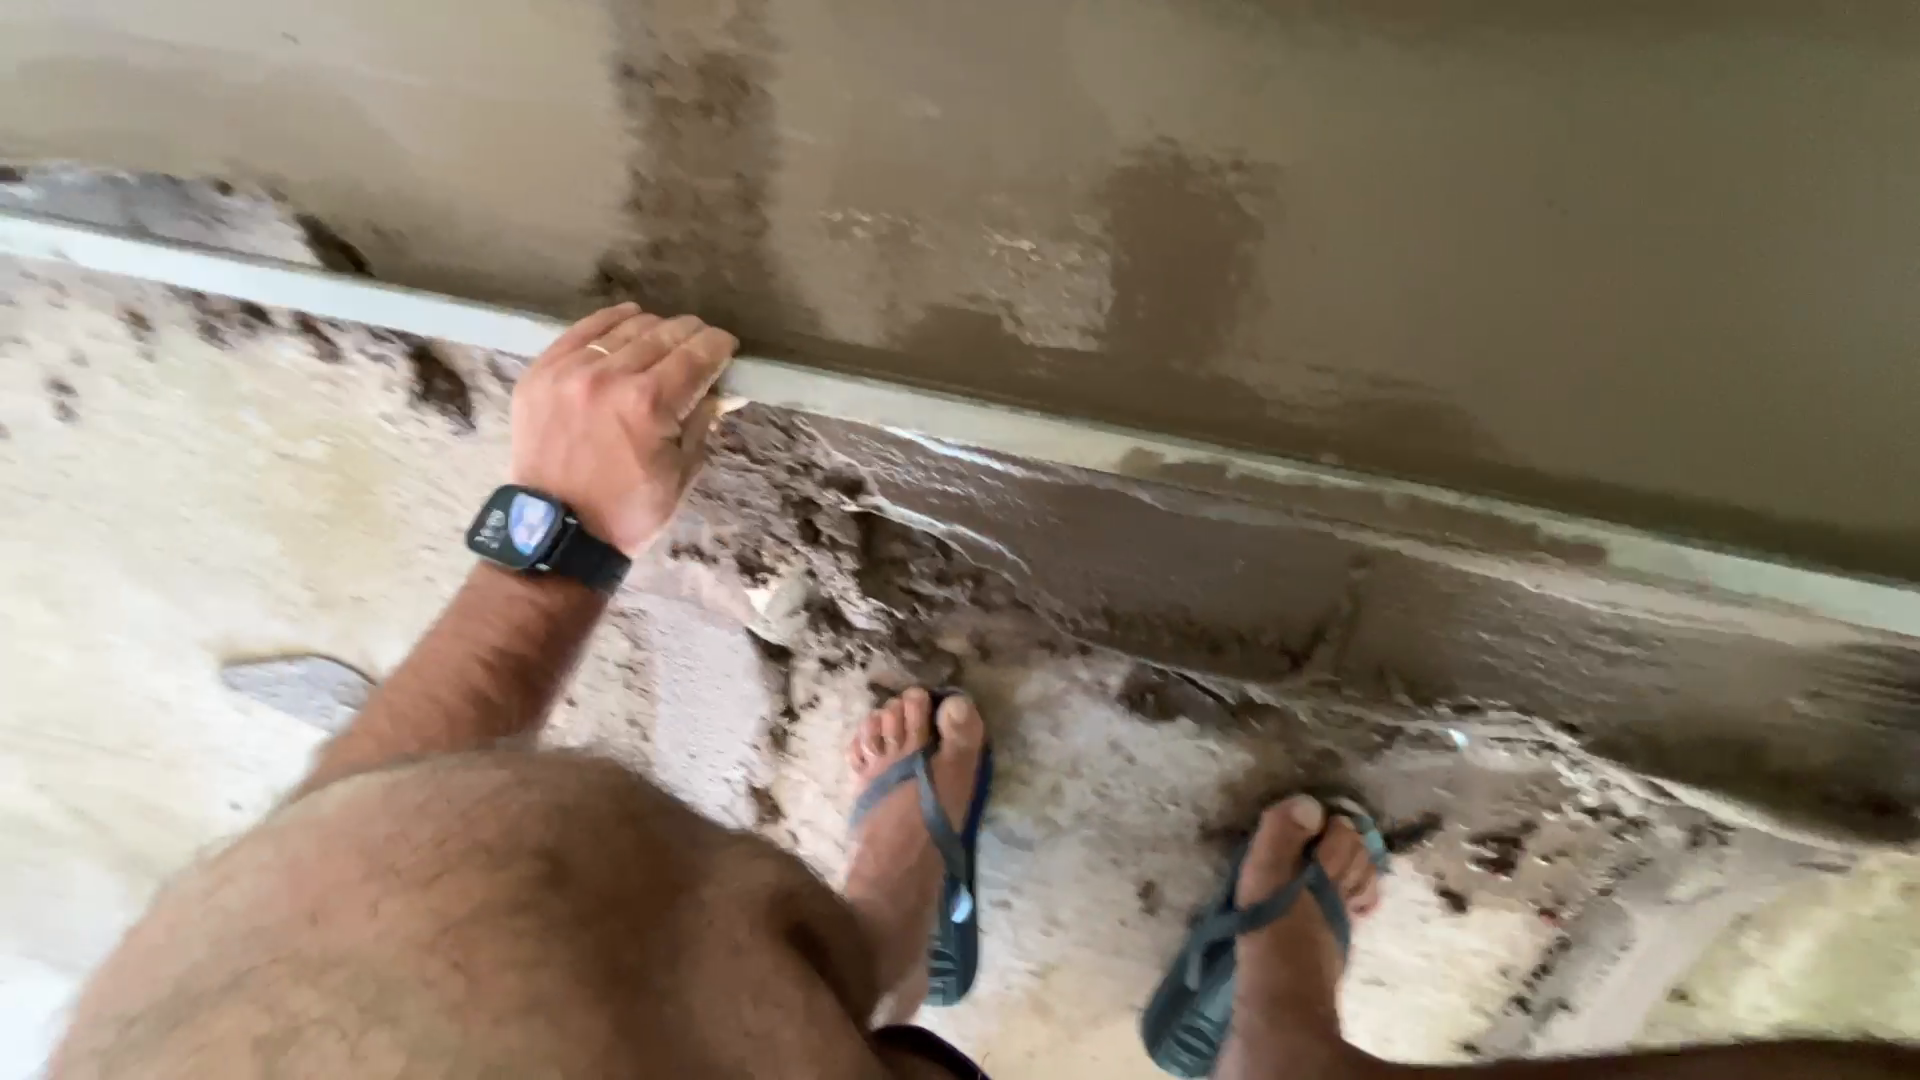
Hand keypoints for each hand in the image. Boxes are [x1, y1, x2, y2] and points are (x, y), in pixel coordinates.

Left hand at [509, 302, 737, 554]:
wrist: (559, 532)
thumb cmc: (631, 510)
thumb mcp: (684, 471)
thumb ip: (704, 420)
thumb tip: (722, 388)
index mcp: (650, 404)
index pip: (698, 354)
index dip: (721, 346)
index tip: (729, 348)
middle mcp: (610, 377)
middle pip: (665, 334)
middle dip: (693, 335)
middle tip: (704, 344)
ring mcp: (570, 371)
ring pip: (627, 327)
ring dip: (657, 329)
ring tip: (668, 340)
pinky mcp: (541, 373)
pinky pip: (583, 331)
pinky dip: (613, 323)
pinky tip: (630, 321)